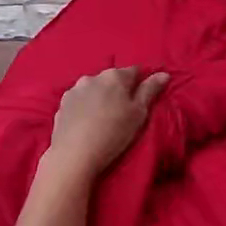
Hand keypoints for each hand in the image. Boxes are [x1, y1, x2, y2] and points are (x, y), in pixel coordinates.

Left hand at [42, 67, 168, 179]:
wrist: (75, 154)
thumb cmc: (114, 133)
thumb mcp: (139, 113)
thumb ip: (150, 90)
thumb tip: (164, 73)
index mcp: (115, 76)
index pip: (135, 71)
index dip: (140, 83)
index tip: (141, 99)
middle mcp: (93, 77)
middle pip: (112, 79)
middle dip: (118, 90)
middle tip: (122, 111)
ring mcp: (74, 89)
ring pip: (94, 89)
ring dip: (100, 97)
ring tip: (102, 118)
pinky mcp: (62, 104)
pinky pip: (79, 101)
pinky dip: (85, 107)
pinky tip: (87, 123)